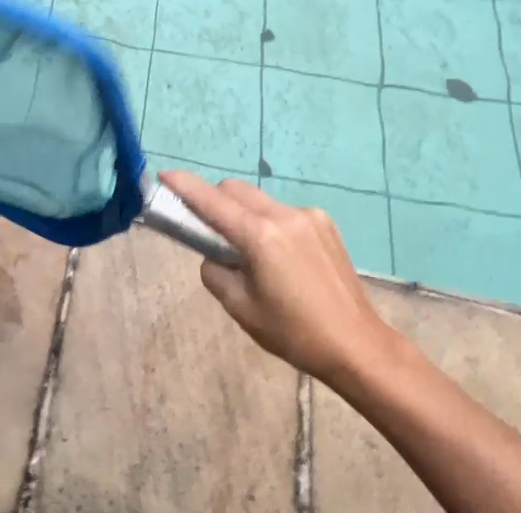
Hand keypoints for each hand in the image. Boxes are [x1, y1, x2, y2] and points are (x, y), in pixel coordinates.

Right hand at [160, 171, 398, 385]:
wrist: (357, 345)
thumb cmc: (294, 333)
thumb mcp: (240, 308)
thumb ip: (215, 271)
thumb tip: (214, 254)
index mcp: (260, 236)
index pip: (211, 200)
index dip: (183, 185)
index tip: (163, 175)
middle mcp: (283, 215)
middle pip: (234, 189)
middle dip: (213, 199)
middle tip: (204, 227)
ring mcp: (308, 216)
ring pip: (259, 199)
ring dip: (242, 213)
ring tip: (247, 251)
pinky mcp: (324, 223)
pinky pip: (282, 212)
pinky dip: (268, 223)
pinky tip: (280, 257)